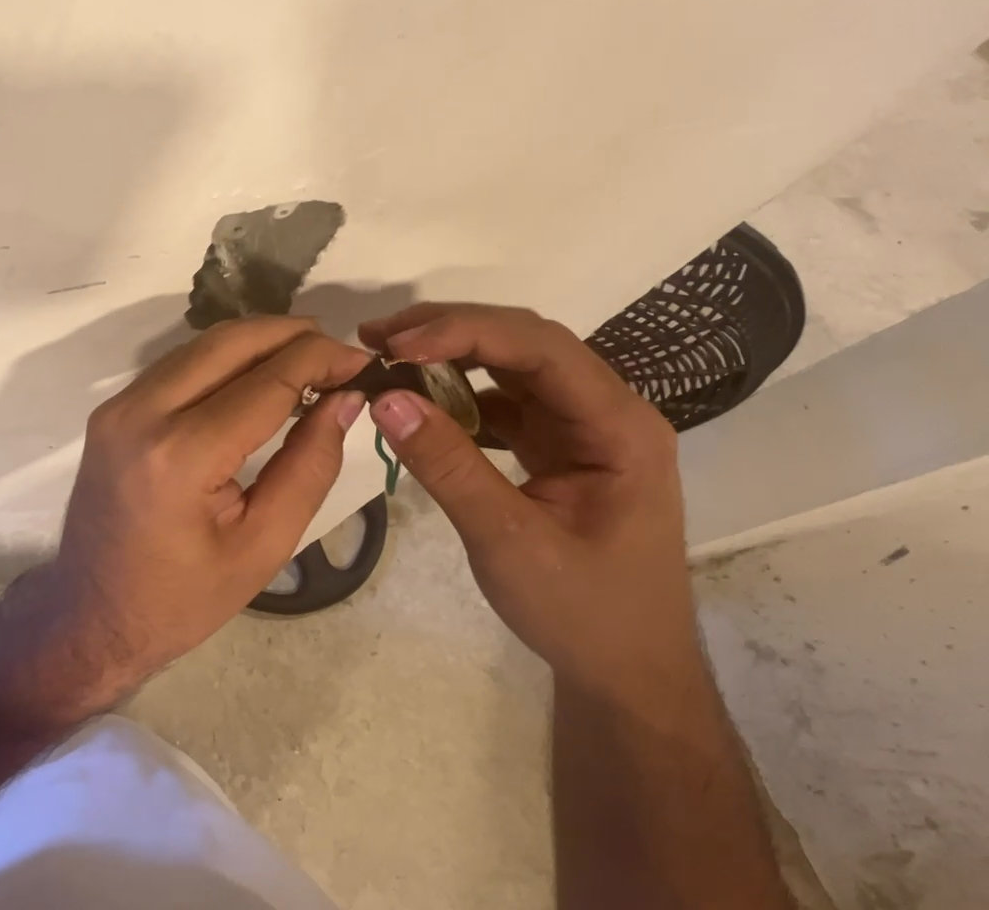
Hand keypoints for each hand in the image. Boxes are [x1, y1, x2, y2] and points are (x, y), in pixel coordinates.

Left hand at [51, 316, 369, 690]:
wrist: (93, 612)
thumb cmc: (182, 598)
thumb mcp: (263, 544)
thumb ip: (310, 465)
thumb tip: (345, 398)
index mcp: (180, 455)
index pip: (267, 380)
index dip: (322, 360)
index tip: (365, 361)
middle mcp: (141, 414)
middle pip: (227, 343)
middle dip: (291, 335)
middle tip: (339, 354)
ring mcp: (117, 408)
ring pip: (198, 347)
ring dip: (255, 343)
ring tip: (308, 364)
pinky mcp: (110, 412)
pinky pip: (174, 367)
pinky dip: (220, 361)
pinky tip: (256, 380)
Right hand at [358, 303, 701, 706]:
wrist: (626, 670)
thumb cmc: (581, 610)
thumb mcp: (507, 539)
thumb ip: (448, 465)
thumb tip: (385, 399)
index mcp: (618, 426)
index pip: (539, 348)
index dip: (463, 333)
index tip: (394, 347)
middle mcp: (606, 413)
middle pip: (527, 344)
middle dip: (450, 332)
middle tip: (376, 339)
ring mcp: (583, 430)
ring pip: (513, 368)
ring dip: (450, 357)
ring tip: (387, 359)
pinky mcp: (558, 449)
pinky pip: (505, 403)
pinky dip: (457, 396)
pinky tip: (419, 404)